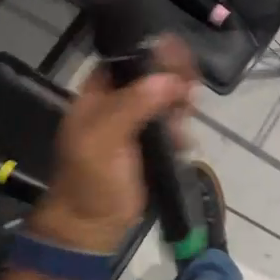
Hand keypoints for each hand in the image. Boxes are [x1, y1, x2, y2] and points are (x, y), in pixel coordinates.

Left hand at [31, 37, 199, 253]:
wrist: (92, 227)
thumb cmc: (90, 181)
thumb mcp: (104, 140)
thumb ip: (133, 105)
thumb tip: (169, 80)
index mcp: (98, 95)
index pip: (127, 58)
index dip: (152, 52)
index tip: (178, 55)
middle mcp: (119, 103)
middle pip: (153, 75)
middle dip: (173, 80)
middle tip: (188, 93)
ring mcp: (137, 124)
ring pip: (167, 99)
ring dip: (180, 105)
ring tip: (184, 121)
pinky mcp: (152, 144)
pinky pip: (173, 124)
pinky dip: (182, 127)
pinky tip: (183, 141)